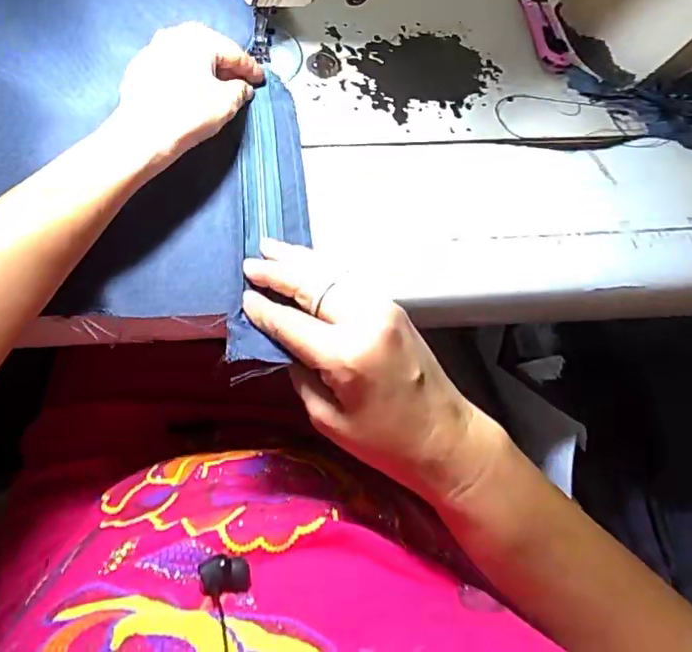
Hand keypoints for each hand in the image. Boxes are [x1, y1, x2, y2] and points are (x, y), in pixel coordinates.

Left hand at [105, 22, 263, 170]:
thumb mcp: (227, 102)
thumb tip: (241, 88)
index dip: (250, 69)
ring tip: (213, 89)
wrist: (141, 136)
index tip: (259, 79)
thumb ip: (241, 89)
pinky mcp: (137, 69)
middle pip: (208, 50)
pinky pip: (168, 69)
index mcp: (198, 37)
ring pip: (186, 58)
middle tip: (239, 83)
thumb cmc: (187, 114)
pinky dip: (180, 77)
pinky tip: (186, 92)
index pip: (233, 53)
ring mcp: (151, 50)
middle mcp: (173, 35)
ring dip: (201, 70)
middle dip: (224, 66)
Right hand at [242, 239, 505, 507]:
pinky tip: (305, 263)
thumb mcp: (327, 418)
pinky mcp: (392, 306)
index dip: (264, 310)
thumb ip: (300, 373)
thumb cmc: (386, 442)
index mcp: (345, 356)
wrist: (447, 438)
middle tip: (249, 264)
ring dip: (298, 260)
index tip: (244, 297)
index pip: (291, 323)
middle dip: (277, 273)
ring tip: (270, 248)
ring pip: (330, 273)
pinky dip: (322, 269)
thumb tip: (281, 339)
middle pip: (310, 286)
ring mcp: (381, 308)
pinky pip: (347, 279)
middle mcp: (364, 321)